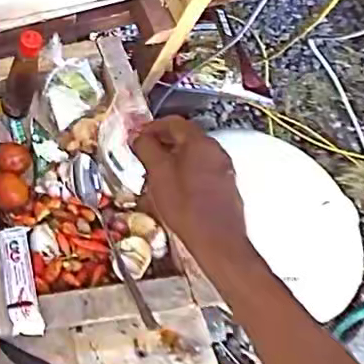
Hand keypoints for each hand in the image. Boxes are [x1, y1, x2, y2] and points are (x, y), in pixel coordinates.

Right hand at [131, 117, 257, 266]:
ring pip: (194, 154)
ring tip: (155, 170)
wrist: (217, 241)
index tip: (137, 135)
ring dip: (173, 156)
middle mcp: (216, 151)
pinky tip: (174, 186)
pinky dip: (186, 170)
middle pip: (185, 136)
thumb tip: (139, 137)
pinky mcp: (226, 186)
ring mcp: (224, 169)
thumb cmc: (185, 206)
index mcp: (200, 143)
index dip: (152, 126)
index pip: (174, 122)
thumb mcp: (157, 173)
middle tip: (143, 151)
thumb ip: (147, 148)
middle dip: (162, 141)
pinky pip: (202, 169)